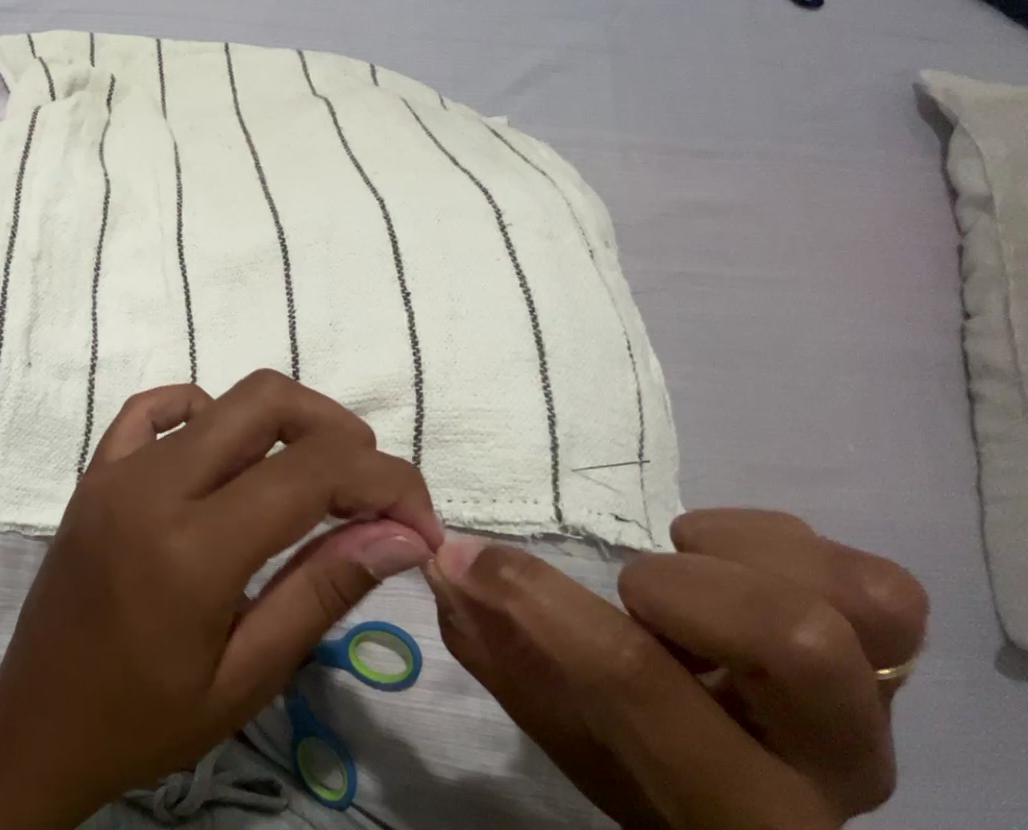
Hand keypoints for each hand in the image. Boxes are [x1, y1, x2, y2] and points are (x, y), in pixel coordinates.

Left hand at [0, 370, 441, 828]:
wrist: (39, 724)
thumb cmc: (147, 719)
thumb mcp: (248, 675)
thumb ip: (322, 590)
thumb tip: (400, 533)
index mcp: (195, 546)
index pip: (315, 469)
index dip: (386, 481)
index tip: (417, 523)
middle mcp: (152, 486)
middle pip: (268, 401)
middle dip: (339, 432)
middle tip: (369, 492)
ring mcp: (115, 472)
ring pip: (216, 398)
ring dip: (280, 421)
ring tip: (310, 478)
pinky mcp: (93, 475)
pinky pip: (149, 410)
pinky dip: (201, 412)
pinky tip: (224, 452)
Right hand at [427, 508, 928, 828]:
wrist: (745, 783)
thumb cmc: (632, 756)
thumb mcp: (556, 724)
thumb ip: (497, 647)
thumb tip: (447, 561)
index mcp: (728, 806)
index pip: (636, 682)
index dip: (541, 601)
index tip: (473, 558)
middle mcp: (836, 763)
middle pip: (791, 637)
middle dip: (677, 587)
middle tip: (630, 594)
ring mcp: (882, 705)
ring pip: (863, 600)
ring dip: (746, 559)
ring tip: (684, 569)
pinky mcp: (898, 654)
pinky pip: (876, 574)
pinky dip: (781, 542)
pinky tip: (722, 562)